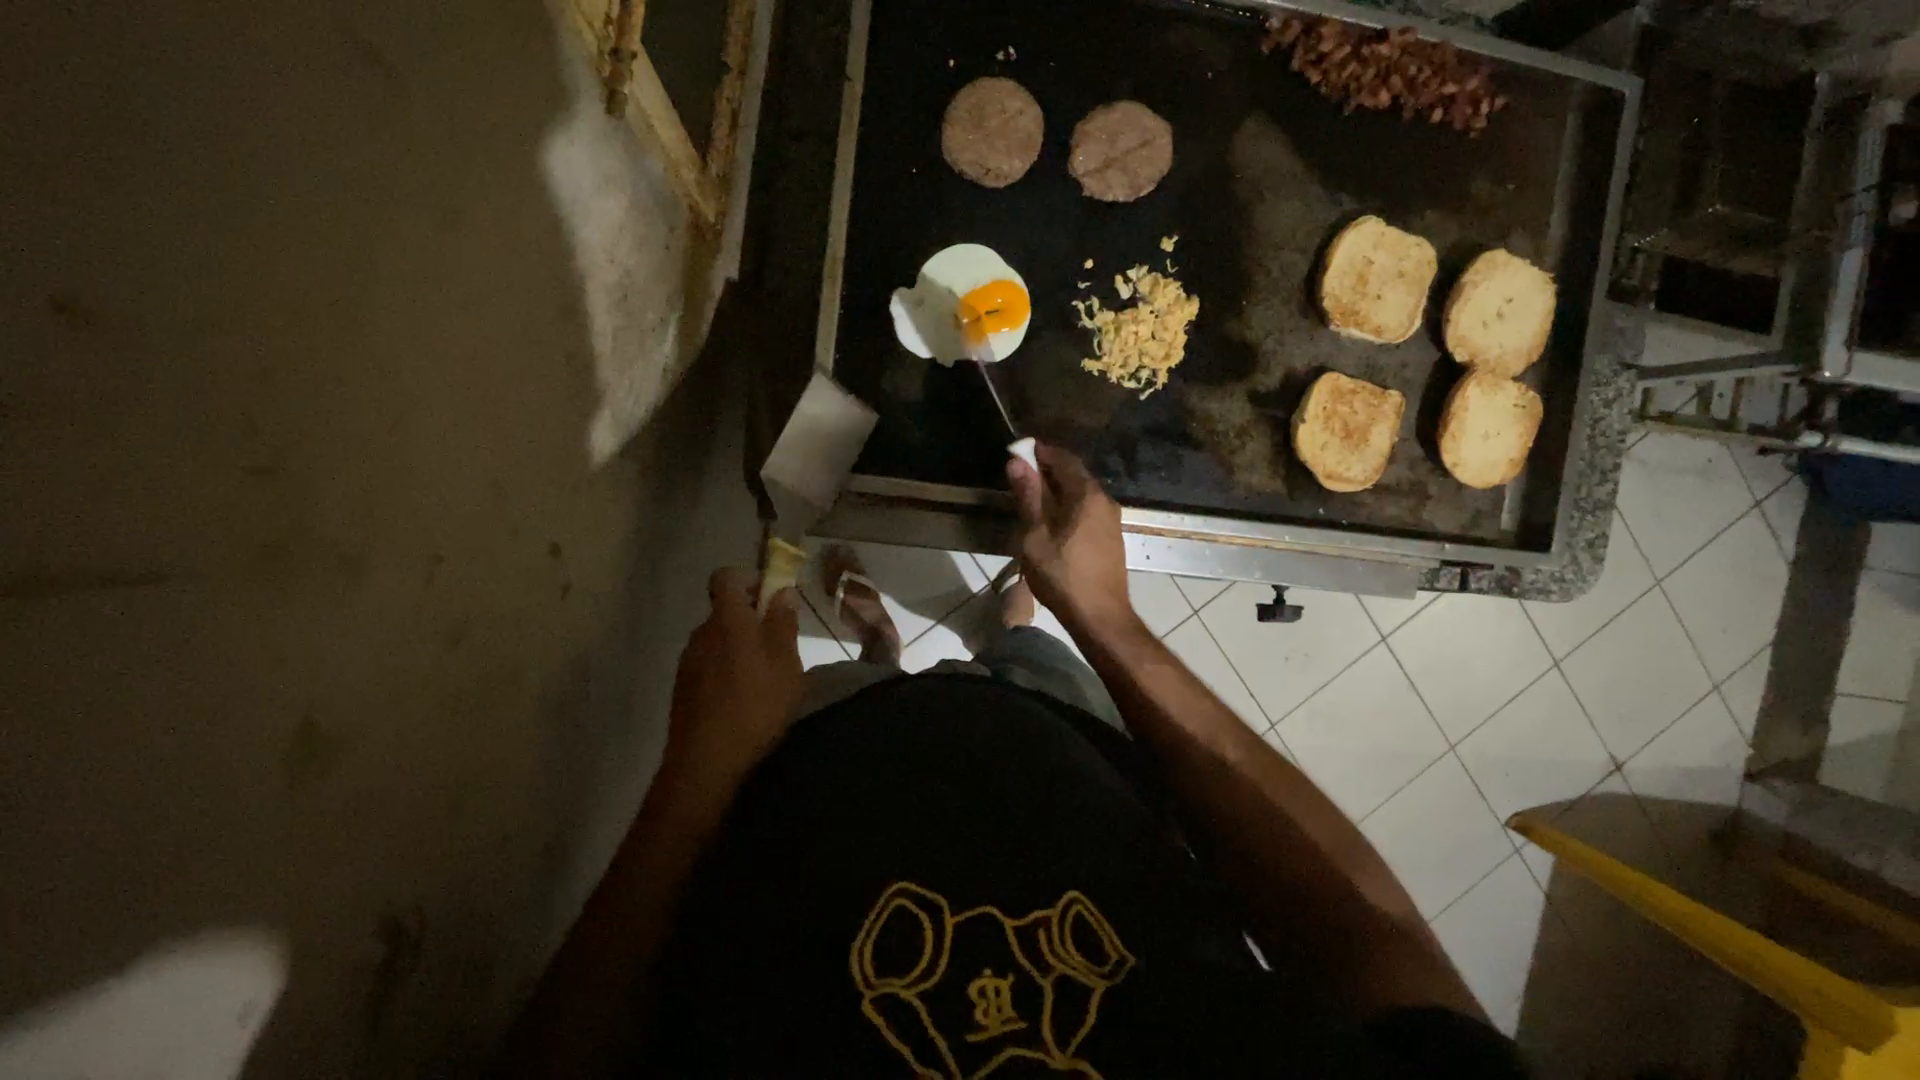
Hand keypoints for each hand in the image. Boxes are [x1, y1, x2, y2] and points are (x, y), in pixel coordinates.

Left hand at [665, 567, 804, 783]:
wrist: (705, 762)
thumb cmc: (755, 707)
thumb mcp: (786, 665)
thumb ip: (783, 624)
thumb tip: (782, 592)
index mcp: (727, 620)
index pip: (726, 577)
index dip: (749, 580)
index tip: (772, 598)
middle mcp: (701, 633)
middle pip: (724, 611)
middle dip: (751, 619)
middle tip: (780, 645)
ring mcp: (688, 661)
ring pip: (717, 640)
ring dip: (739, 648)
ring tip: (764, 678)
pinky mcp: (683, 688)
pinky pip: (708, 665)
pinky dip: (726, 671)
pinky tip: (743, 700)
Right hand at [1006, 442, 1138, 640]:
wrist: (1100, 616)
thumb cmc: (1062, 576)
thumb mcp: (1035, 536)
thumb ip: (1028, 497)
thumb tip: (1017, 461)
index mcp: (1086, 495)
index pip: (1064, 459)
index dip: (1041, 452)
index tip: (1020, 451)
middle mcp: (1104, 501)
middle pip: (1075, 475)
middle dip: (1049, 470)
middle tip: (1023, 473)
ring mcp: (1112, 520)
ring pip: (1083, 494)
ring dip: (1060, 489)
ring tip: (1034, 497)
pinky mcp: (1112, 538)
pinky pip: (1088, 510)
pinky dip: (1069, 506)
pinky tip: (1054, 520)